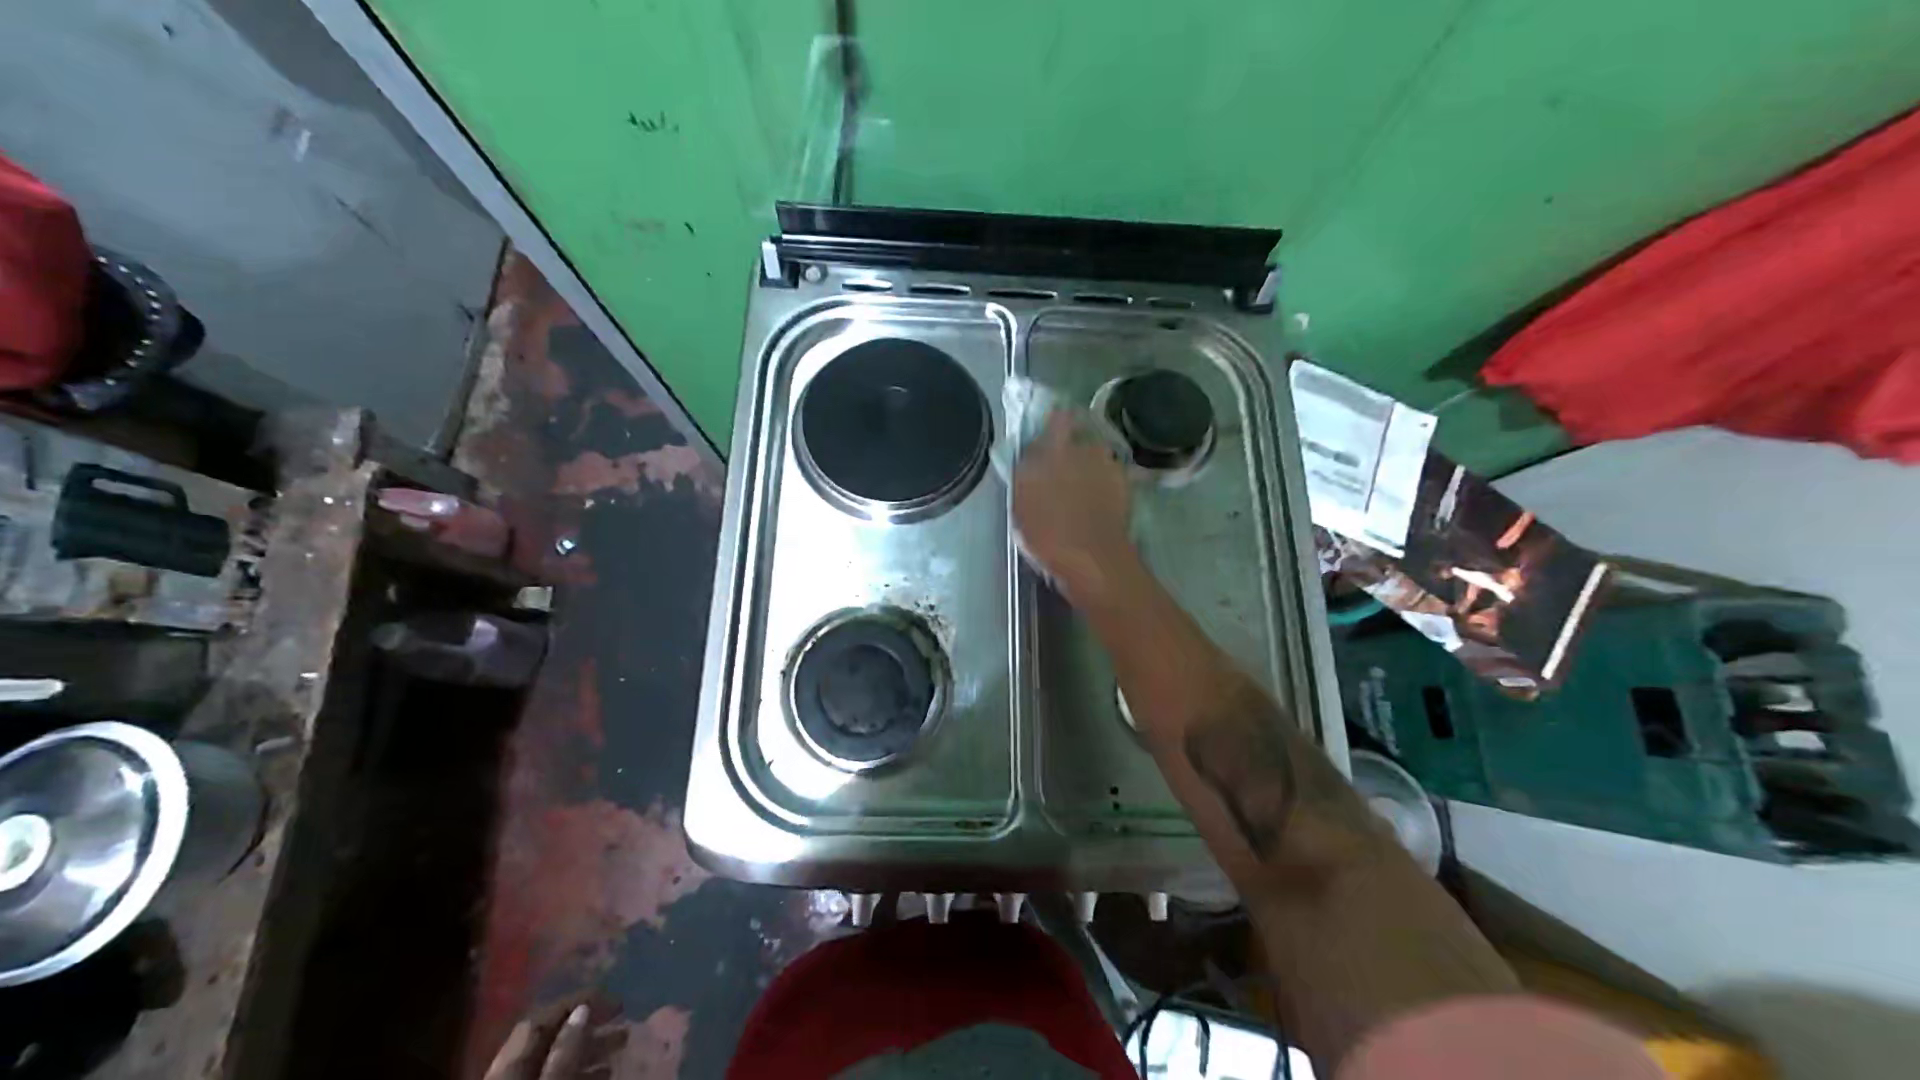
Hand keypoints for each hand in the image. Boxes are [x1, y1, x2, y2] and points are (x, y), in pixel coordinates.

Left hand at [483, 999, 625, 1079]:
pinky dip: (580, 1069)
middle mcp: (510, 1064)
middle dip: (590, 1021)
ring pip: (556, 1056)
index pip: (544, 1016)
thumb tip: (583, 1009)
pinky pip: (555, 1074)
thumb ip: (564, 1051)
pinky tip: (605, 1071)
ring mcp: (519, 1079)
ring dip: (590, 1046)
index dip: (577, 1000)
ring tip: (622, 1042)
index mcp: (511, 1056)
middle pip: (551, 1035)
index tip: (612, 995)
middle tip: (623, 1014)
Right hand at [1012, 411, 1134, 600]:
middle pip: (1081, 438)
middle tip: (1063, 471)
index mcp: (1053, 448)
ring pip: (1098, 458)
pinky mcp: (1127, 484)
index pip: (1059, 417)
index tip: (1050, 433)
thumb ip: (1027, 470)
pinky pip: (1112, 476)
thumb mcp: (1021, 501)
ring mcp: (1110, 465)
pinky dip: (1105, 485)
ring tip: (1082, 492)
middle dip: (1074, 449)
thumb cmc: (1046, 532)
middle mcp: (1085, 449)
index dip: (1056, 422)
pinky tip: (1097, 504)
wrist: (1092, 557)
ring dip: (1091, 467)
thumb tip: (1032, 455)